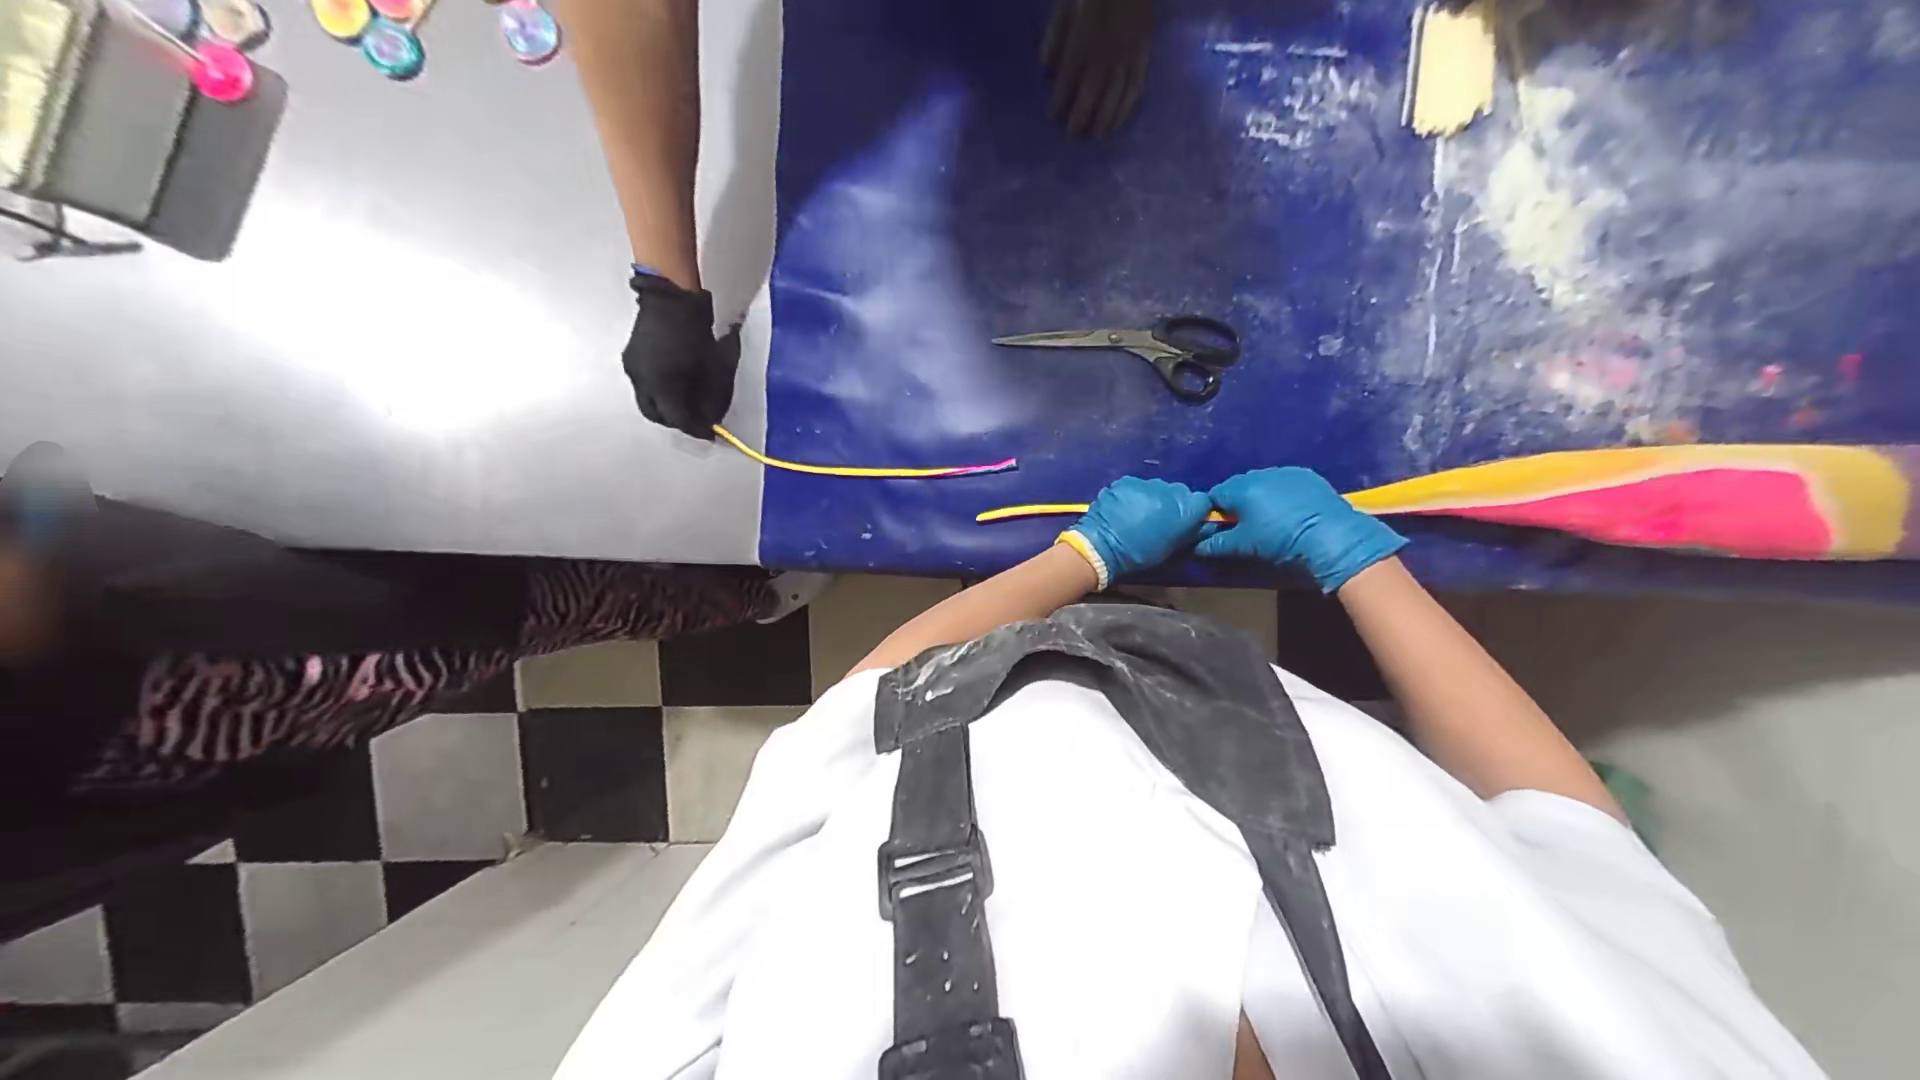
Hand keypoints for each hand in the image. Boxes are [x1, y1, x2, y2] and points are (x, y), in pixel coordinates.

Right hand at [623, 271, 739, 438]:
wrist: (670, 296)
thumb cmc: (698, 332)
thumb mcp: (714, 367)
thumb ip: (713, 395)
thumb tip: (712, 415)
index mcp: (662, 385)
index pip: (677, 418)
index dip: (695, 429)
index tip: (710, 433)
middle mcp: (642, 381)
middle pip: (656, 414)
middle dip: (676, 421)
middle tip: (695, 420)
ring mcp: (633, 369)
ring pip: (647, 401)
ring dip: (665, 406)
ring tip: (686, 403)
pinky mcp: (630, 359)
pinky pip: (643, 385)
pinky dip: (658, 392)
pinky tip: (674, 384)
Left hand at [1042, 0, 1152, 137]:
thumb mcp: (1066, 2)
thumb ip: (1055, 34)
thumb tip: (1045, 68)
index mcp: (1084, 36)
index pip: (1068, 78)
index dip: (1060, 101)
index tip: (1052, 118)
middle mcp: (1107, 50)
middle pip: (1093, 93)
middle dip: (1080, 118)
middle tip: (1072, 138)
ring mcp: (1129, 52)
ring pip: (1117, 94)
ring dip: (1105, 119)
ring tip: (1096, 137)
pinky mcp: (1145, 50)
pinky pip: (1137, 85)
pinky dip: (1128, 107)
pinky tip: (1120, 122)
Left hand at [1064, 476, 1213, 587]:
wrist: (1102, 547)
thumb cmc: (1140, 556)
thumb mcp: (1173, 548)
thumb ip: (1190, 533)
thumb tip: (1201, 525)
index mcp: (1185, 508)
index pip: (1201, 501)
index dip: (1193, 510)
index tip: (1184, 521)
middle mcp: (1169, 489)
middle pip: (1178, 492)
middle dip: (1172, 503)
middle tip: (1159, 519)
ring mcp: (1145, 483)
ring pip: (1156, 487)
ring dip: (1152, 498)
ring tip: (1138, 514)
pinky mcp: (1125, 481)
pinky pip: (1135, 486)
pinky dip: (1133, 495)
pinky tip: (1124, 508)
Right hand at [1195, 467, 1406, 592]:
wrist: (1332, 537)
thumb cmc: (1280, 541)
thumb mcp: (1243, 547)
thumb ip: (1214, 544)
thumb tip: (1195, 546)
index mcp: (1241, 488)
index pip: (1214, 496)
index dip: (1214, 513)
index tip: (1219, 528)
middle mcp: (1260, 474)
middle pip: (1238, 487)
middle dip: (1237, 504)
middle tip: (1243, 526)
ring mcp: (1286, 472)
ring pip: (1262, 484)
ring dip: (1259, 498)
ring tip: (1268, 520)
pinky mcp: (1308, 476)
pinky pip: (1284, 483)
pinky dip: (1281, 495)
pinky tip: (1289, 513)